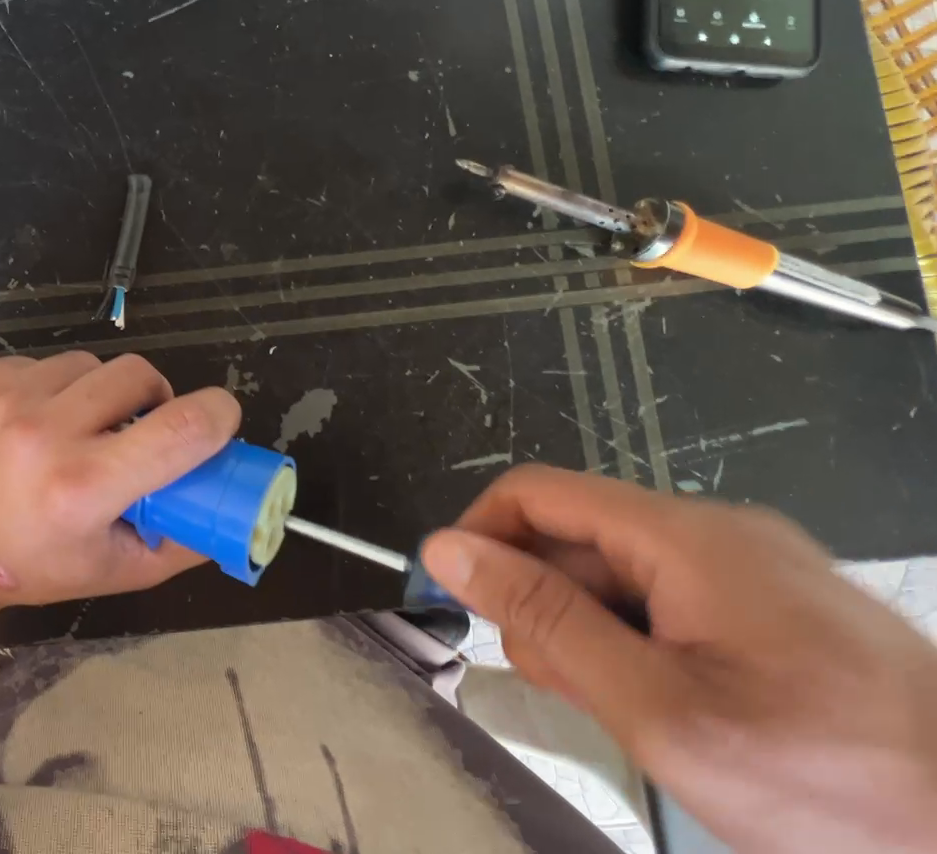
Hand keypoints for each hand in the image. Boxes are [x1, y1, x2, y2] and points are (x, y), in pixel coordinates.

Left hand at [0, 352, 239, 611]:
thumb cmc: (35, 565)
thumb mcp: (120, 570)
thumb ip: (187, 536)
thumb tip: (236, 499)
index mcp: (82, 487)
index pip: (181, 428)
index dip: (218, 416)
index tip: (219, 421)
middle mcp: (42, 433)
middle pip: (138, 375)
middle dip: (155, 399)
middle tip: (142, 431)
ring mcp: (6, 398)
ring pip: (92, 363)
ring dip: (102, 392)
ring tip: (83, 430)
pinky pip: (47, 363)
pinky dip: (57, 387)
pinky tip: (41, 422)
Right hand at [421, 464, 936, 852]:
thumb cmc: (835, 787)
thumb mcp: (657, 707)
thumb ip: (543, 619)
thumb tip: (444, 550)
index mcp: (689, 538)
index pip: (534, 493)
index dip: (478, 537)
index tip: (456, 603)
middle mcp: (720, 535)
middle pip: (573, 535)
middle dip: (541, 602)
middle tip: (564, 685)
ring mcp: (755, 571)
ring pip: (616, 573)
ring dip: (588, 631)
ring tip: (623, 706)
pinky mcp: (777, 609)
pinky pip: (667, 601)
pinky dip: (636, 642)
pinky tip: (662, 701)